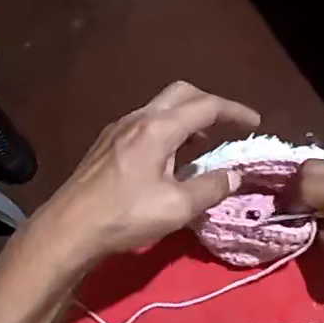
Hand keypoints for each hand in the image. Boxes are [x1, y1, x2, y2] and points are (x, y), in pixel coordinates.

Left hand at [22, 82, 259, 270]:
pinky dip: (169, 130)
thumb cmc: (125, 216)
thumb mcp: (177, 208)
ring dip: (188, 118)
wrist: (68, 229)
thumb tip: (234, 176)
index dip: (235, 111)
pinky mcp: (106, 144)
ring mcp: (118, 129)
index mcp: (158, 128)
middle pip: (182, 94)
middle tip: (229, 125)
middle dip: (210, 104)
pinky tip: (171, 158)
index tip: (255, 123)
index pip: (206, 106)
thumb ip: (211, 188)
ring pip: (161, 108)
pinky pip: (146, 123)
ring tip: (204, 144)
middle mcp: (138, 119)